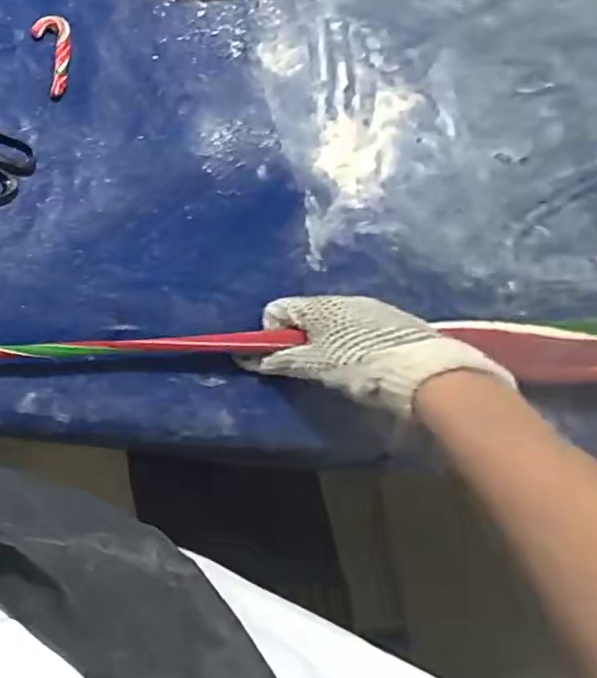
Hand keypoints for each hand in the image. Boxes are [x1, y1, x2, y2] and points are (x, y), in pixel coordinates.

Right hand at [240, 296, 513, 415]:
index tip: (284, 355)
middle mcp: (346, 300)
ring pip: (336, 322)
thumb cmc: (357, 364)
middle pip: (307, 315)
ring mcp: (378, 309)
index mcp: (319, 305)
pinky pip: (363, 328)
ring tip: (342, 363)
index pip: (276, 310)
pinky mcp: (402, 323)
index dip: (273, 333)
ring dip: (330, 339)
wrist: (434, 377)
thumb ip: (274, 359)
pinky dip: (356, 341)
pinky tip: (368, 360)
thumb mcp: (309, 365)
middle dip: (302, 336)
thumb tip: (243, 358)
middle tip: (311, 361)